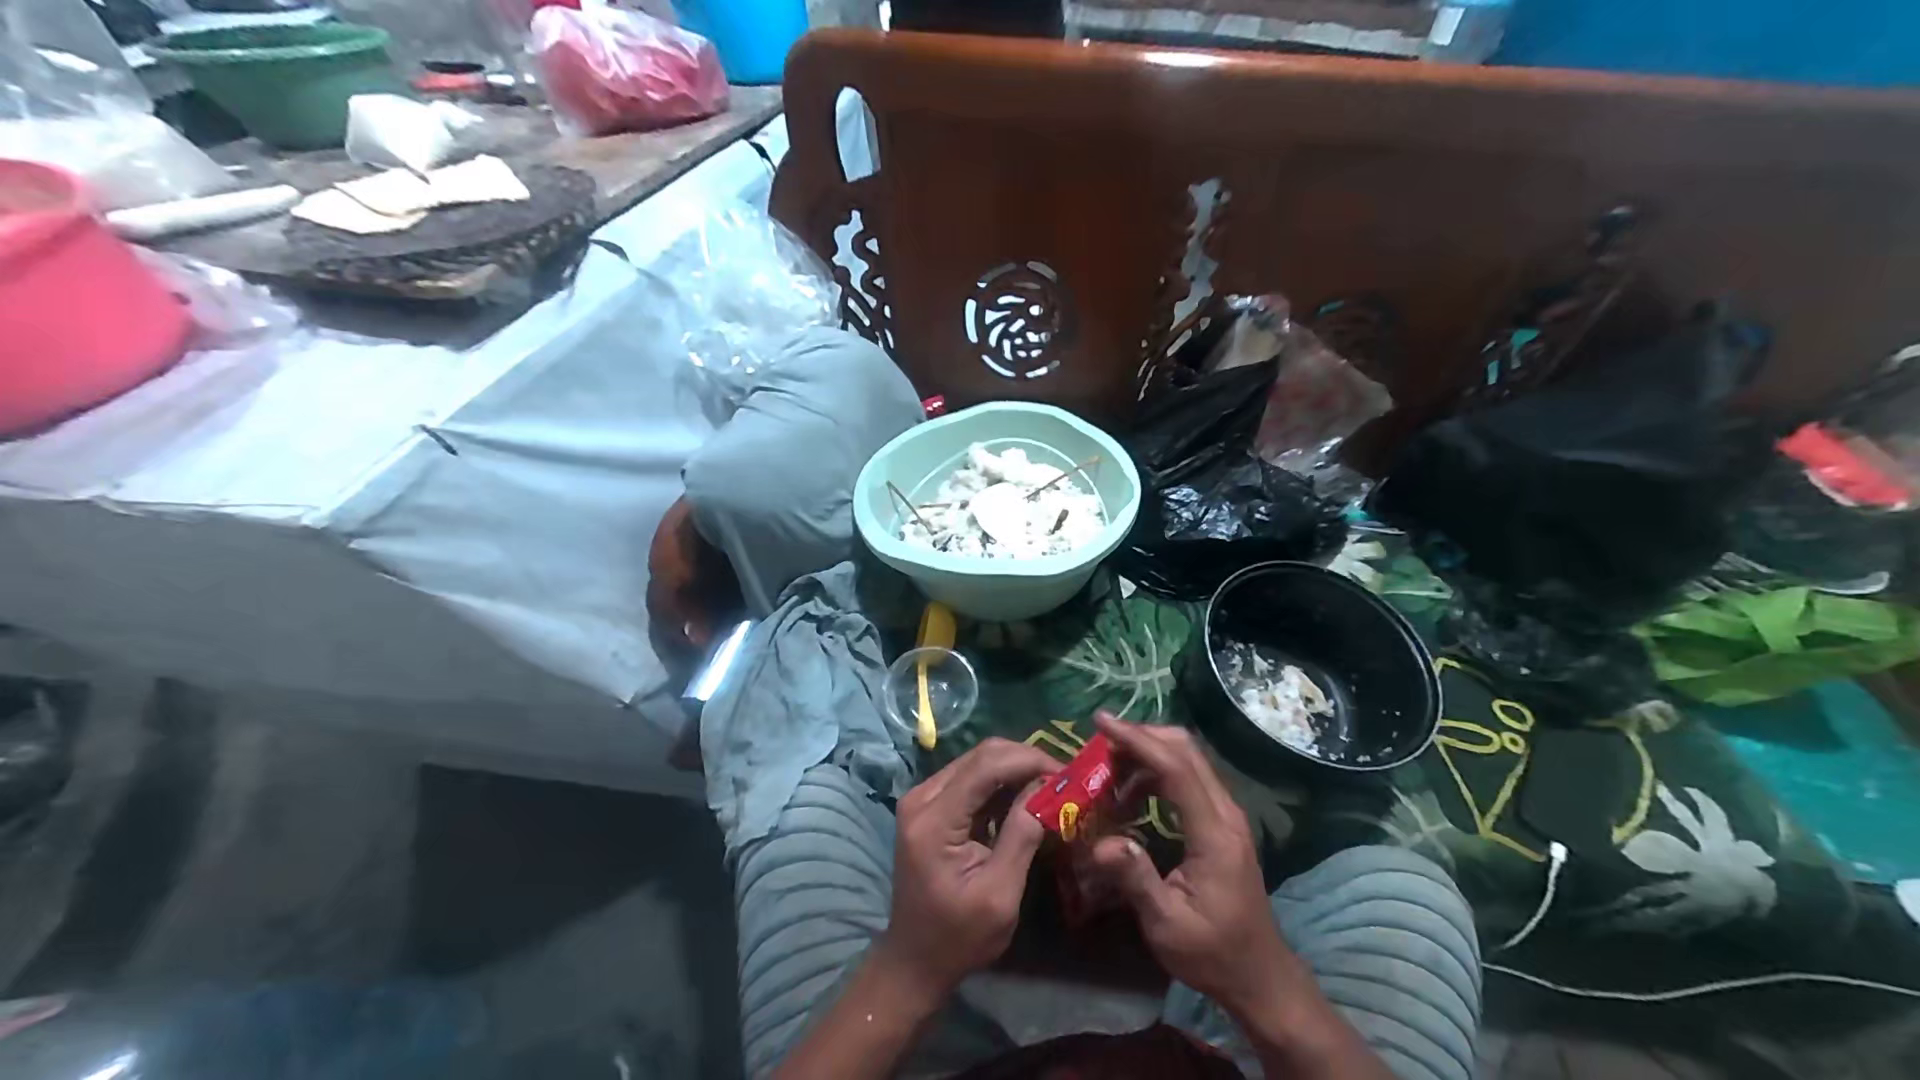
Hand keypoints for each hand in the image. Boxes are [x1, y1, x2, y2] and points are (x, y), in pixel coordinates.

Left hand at [880, 737, 1058, 992]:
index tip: (1067, 774)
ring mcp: (922, 798)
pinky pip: (970, 778)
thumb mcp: (999, 895)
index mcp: (933, 820)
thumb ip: (1021, 837)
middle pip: (980, 755)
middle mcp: (922, 797)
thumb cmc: (959, 937)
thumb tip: (1047, 790)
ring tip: (1051, 785)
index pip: (985, 767)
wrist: (915, 958)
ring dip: (1015, 768)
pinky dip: (1000, 781)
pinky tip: (1026, 796)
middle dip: (1025, 759)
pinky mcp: (929, 805)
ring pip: (976, 761)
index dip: (1028, 761)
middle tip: (1064, 778)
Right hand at [1088, 711, 1295, 1015]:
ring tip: (1107, 774)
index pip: (1176, 769)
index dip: (1138, 740)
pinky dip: (1155, 770)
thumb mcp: (1167, 925)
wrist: (1259, 975)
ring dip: (1146, 753)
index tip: (1101, 722)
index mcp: (1215, 834)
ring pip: (1187, 759)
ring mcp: (1226, 814)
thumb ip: (1135, 879)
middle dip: (1140, 737)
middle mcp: (1226, 813)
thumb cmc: (1212, 953)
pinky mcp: (1221, 821)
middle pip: (1185, 750)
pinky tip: (1130, 795)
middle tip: (1098, 746)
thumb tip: (1099, 843)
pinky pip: (1187, 777)